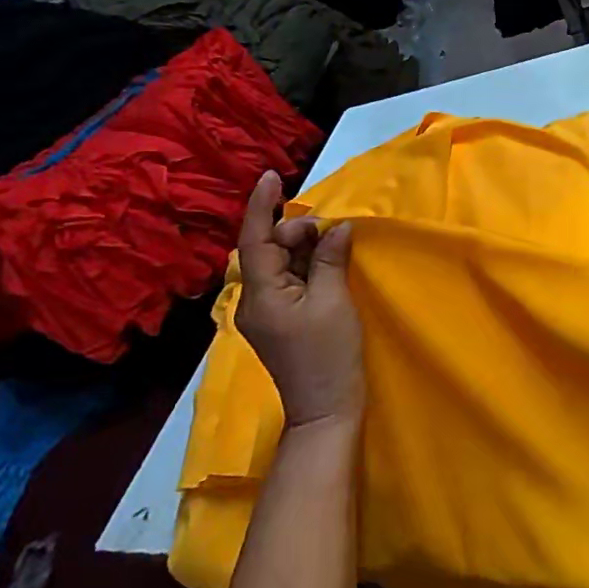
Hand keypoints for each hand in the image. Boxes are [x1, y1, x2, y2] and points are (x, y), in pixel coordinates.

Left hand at [236, 171, 364, 430]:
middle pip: (268, 250)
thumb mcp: (334, 301)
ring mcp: (263, 313)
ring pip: (279, 265)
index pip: (254, 239)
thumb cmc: (330, 356)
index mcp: (260, 294)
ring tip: (334, 246)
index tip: (272, 176)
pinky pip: (286, 283)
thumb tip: (335, 228)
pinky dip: (305, 269)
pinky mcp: (277, 322)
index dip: (262, 205)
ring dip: (304, 250)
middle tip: (332, 232)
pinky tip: (326, 264)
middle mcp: (252, 300)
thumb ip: (329, 258)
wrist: (326, 412)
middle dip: (297, 233)